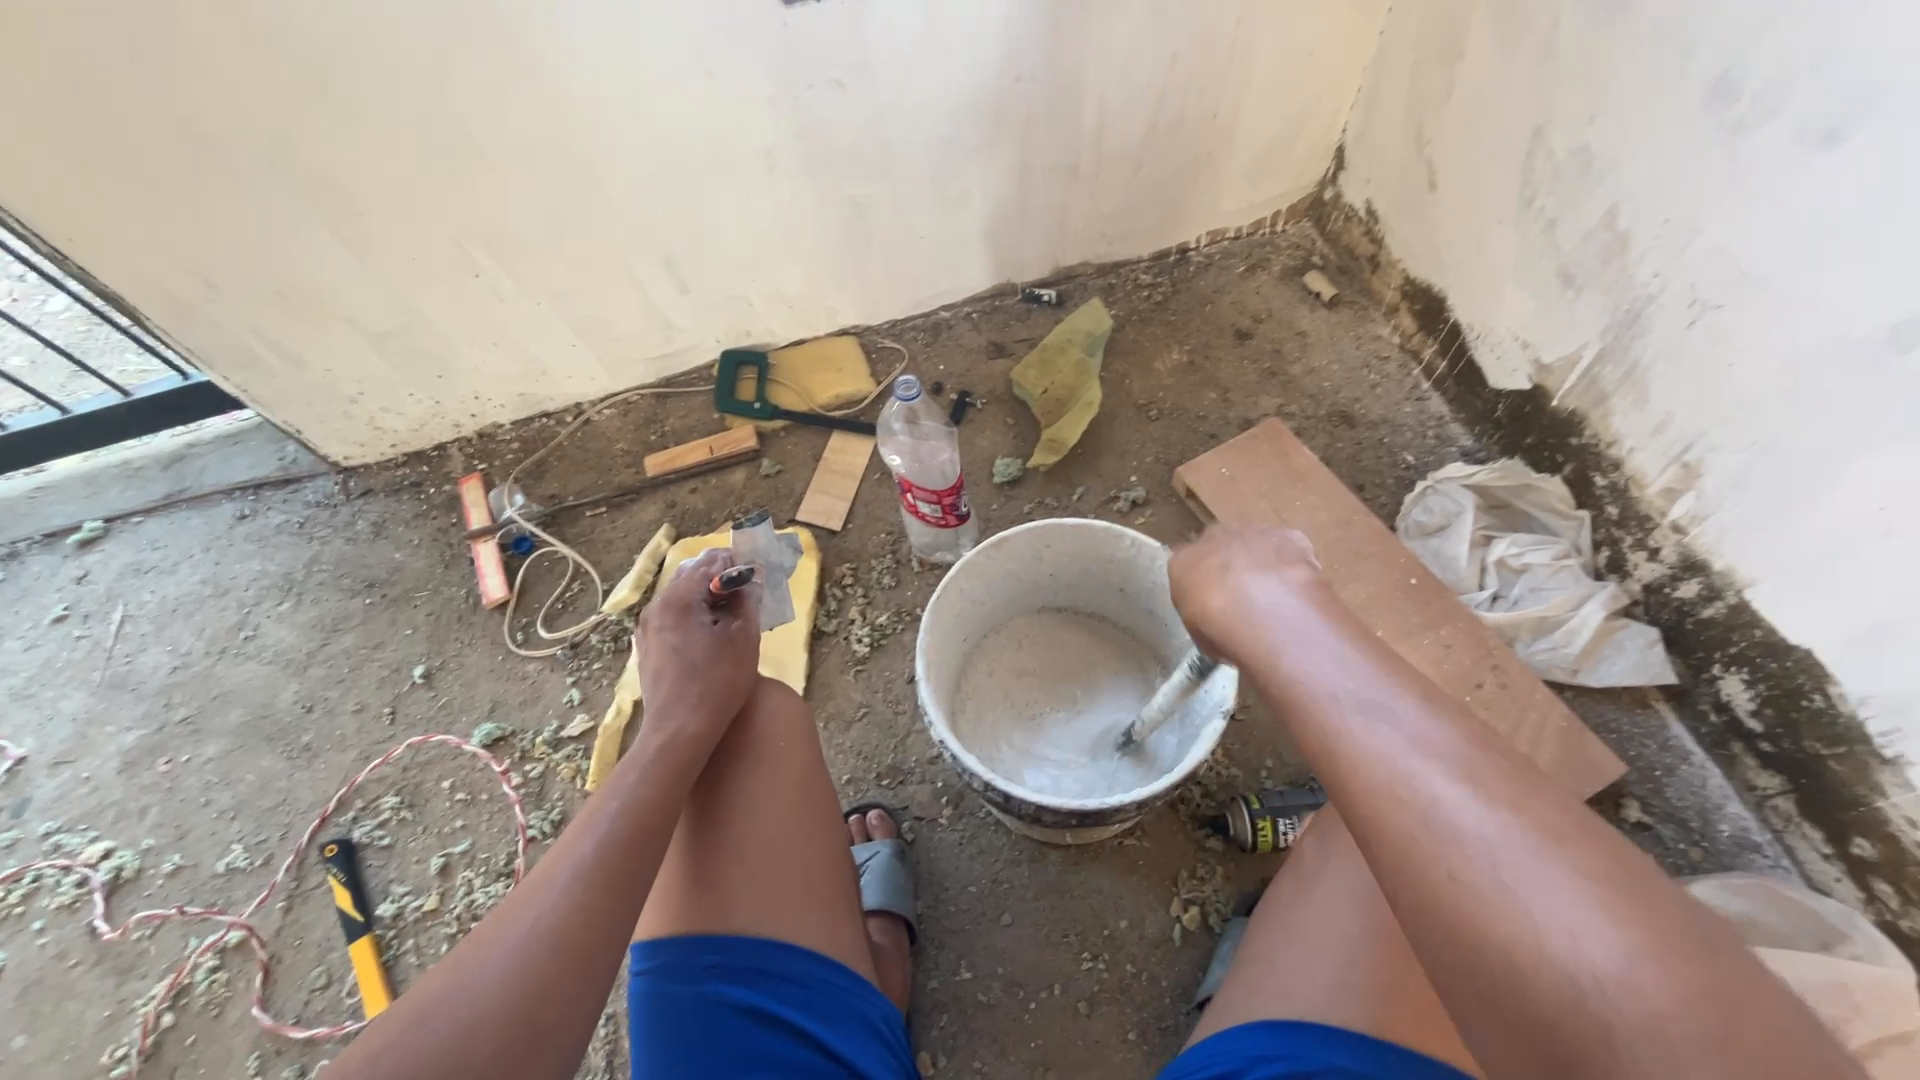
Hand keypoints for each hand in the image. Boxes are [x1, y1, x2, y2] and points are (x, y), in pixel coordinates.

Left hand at [634, 547, 762, 752]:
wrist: (679, 731)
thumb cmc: (717, 682)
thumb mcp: (743, 638)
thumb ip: (746, 600)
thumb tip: (748, 580)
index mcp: (678, 598)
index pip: (710, 563)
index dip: (736, 565)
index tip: (756, 574)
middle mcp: (656, 606)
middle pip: (691, 577)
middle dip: (720, 580)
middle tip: (747, 594)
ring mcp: (647, 628)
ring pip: (681, 598)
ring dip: (706, 599)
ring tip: (731, 616)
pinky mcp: (647, 647)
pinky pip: (673, 618)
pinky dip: (693, 617)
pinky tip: (710, 636)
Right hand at [1168, 526, 1325, 665]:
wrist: (1262, 610)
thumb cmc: (1218, 627)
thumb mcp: (1198, 631)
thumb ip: (1203, 615)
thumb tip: (1216, 621)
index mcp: (1183, 561)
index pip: (1186, 564)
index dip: (1201, 581)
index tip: (1211, 599)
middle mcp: (1213, 539)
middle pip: (1220, 546)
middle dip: (1230, 565)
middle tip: (1243, 595)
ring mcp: (1252, 533)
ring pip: (1255, 543)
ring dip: (1262, 562)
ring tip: (1276, 595)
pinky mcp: (1288, 536)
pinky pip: (1290, 547)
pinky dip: (1294, 563)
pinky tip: (1299, 587)